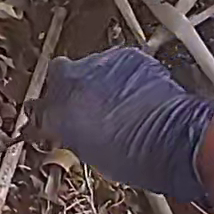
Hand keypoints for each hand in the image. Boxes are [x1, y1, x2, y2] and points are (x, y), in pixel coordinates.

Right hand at [36, 47, 213, 203]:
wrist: (173, 138)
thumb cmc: (136, 156)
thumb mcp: (91, 154)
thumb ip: (73, 134)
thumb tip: (73, 132)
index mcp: (58, 111)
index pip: (41, 108)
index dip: (49, 114)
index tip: (56, 121)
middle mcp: (72, 81)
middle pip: (61, 77)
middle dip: (70, 89)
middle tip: (86, 108)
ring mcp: (100, 64)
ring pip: (90, 67)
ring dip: (98, 80)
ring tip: (116, 103)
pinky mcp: (128, 56)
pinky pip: (118, 62)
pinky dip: (123, 75)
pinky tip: (135, 93)